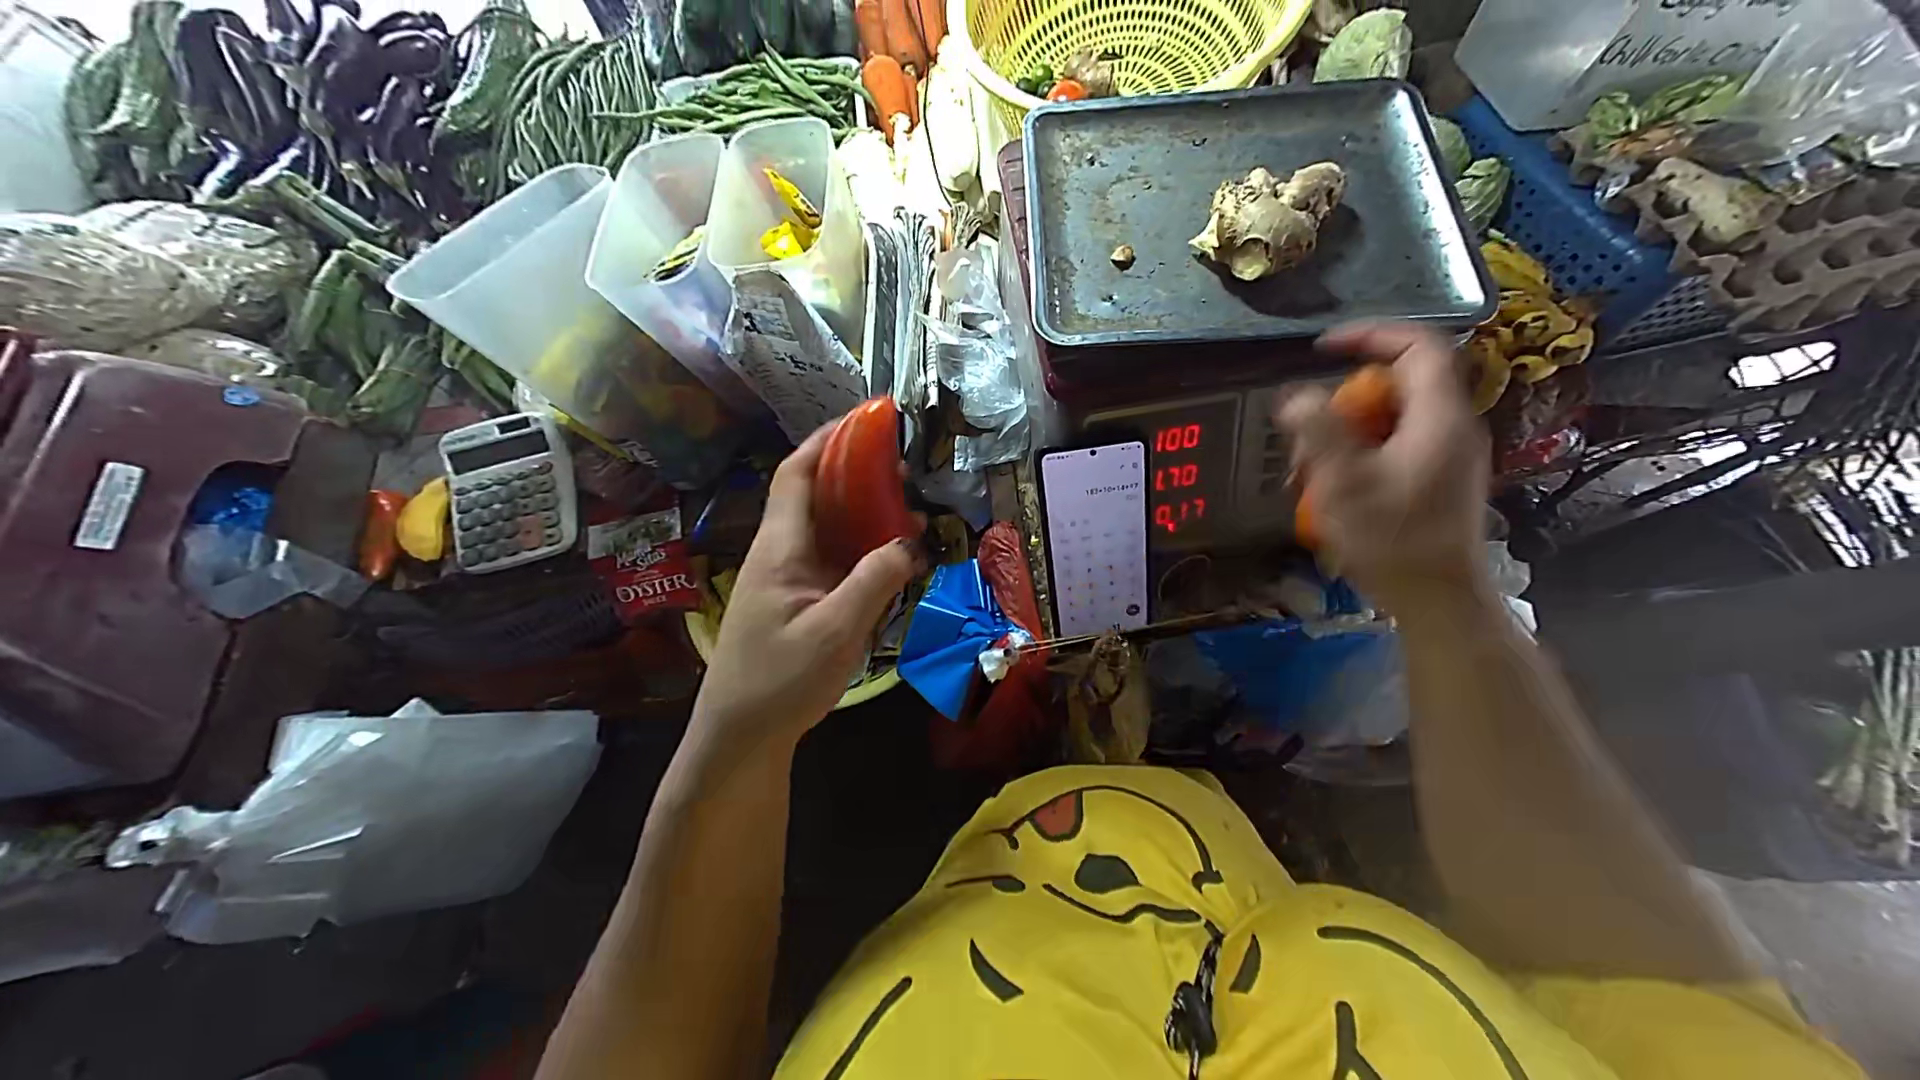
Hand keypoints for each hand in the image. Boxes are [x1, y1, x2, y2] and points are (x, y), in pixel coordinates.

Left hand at [693, 426, 922, 745]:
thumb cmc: (779, 682)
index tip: (863, 421)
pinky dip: (863, 550)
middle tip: (902, 467)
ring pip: (827, 529)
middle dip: (854, 473)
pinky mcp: (799, 602)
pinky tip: (892, 557)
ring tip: (907, 506)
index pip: (796, 475)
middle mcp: (782, 554)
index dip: (825, 441)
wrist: (741, 735)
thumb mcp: (834, 632)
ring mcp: (790, 580)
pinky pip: (834, 561)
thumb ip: (874, 582)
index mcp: (780, 549)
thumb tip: (910, 542)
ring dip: (863, 513)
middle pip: (815, 496)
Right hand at [1277, 322, 1490, 612]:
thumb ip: (1319, 434)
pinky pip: (1393, 445)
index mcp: (1438, 419)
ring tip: (1313, 471)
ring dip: (1345, 433)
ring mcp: (1447, 455)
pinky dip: (1359, 454)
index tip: (1325, 347)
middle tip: (1308, 436)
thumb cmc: (1394, 541)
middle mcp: (1451, 428)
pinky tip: (1335, 489)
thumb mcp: (1345, 485)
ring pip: (1391, 419)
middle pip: (1396, 387)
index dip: (1371, 335)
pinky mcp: (1437, 478)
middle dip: (1343, 403)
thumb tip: (1296, 396)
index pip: (1417, 347)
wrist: (1437, 598)